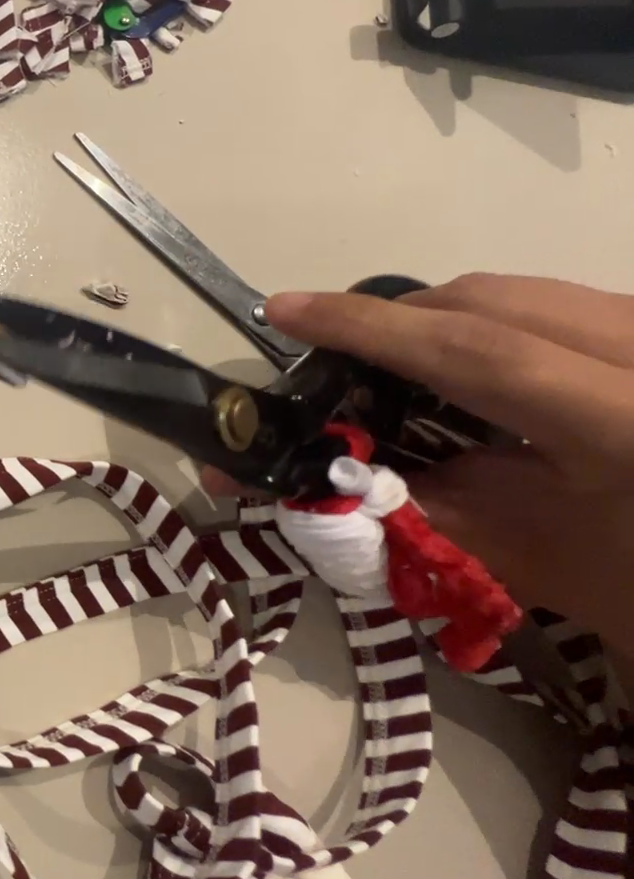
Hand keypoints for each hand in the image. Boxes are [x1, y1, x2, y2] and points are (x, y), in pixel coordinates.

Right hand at [256, 275, 633, 652]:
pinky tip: (474, 368)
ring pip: (530, 293)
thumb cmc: (633, 585)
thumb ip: (403, 504)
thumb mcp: (519, 557)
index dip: (367, 328)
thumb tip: (280, 476)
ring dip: (442, 318)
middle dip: (396, 318)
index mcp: (627, 423)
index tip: (280, 311)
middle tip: (331, 353)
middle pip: (496, 303)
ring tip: (395, 360)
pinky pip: (564, 304)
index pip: (479, 352)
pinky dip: (495, 324)